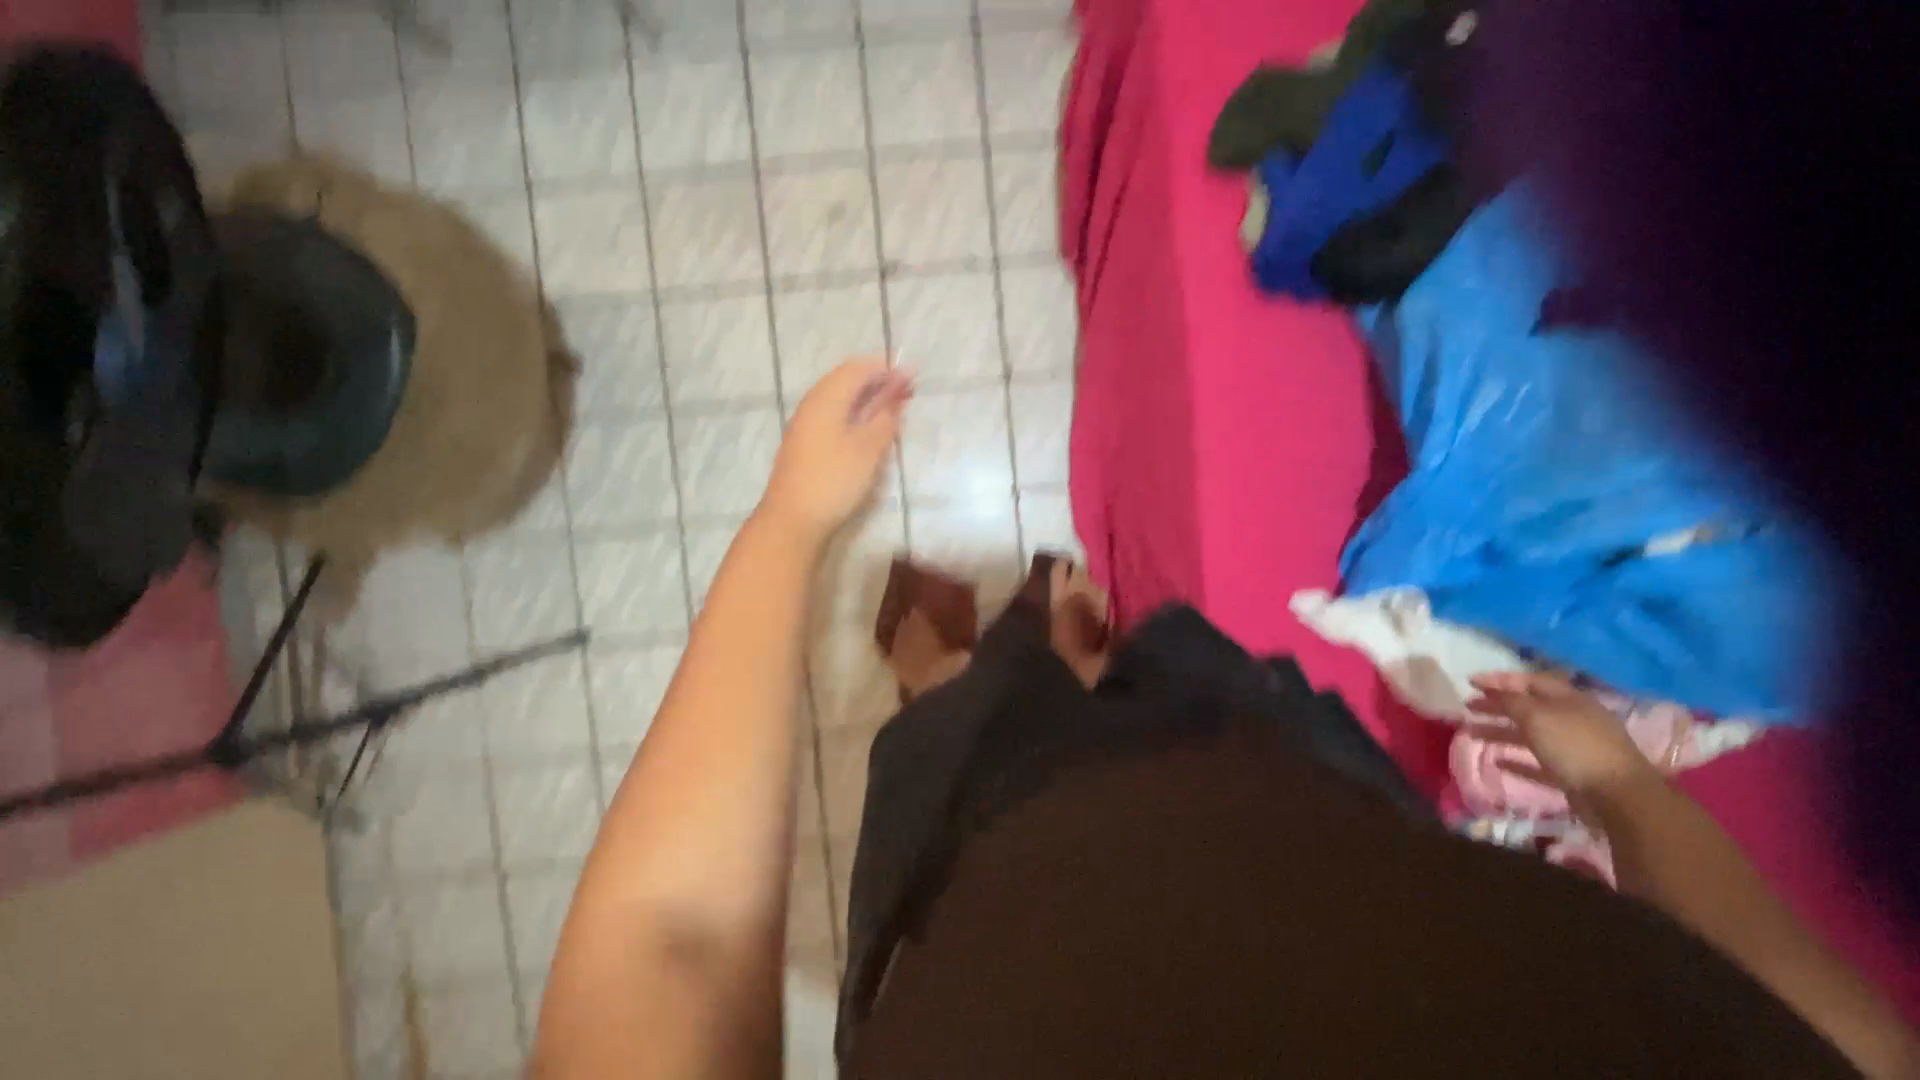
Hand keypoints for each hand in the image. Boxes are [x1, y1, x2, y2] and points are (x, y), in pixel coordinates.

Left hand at [758, 358, 911, 543]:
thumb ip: (886, 415)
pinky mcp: (804, 445)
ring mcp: (805, 425)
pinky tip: (868, 435)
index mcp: (827, 397)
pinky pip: (832, 418)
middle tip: (906, 397)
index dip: (887, 369)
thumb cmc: (834, 480)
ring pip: (839, 400)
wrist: (792, 521)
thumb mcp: (869, 448)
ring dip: (866, 402)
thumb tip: (899, 387)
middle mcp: (812, 404)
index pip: (859, 367)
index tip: (913, 381)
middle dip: (878, 383)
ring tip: (892, 416)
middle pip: (847, 380)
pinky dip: (854, 418)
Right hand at [1466, 672, 1660, 808]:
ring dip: (1500, 732)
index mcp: (1568, 699)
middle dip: (1497, 705)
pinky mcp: (1571, 774)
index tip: (1470, 682)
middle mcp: (1571, 719)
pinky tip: (1498, 762)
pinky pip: (1537, 763)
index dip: (1499, 679)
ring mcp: (1572, 748)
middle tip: (1468, 706)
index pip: (1529, 681)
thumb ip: (1511, 701)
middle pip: (1527, 707)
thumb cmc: (1575, 746)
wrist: (1619, 796)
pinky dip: (1517, 760)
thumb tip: (1493, 692)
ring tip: (1471, 732)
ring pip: (1529, 735)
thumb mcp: (1538, 716)